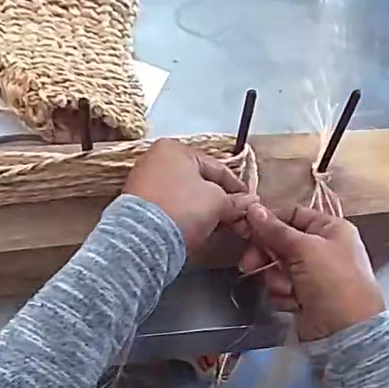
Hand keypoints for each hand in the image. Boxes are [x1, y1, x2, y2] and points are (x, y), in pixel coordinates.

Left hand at [122, 139, 246, 252]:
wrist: (144, 238)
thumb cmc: (183, 209)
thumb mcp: (217, 203)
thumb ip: (235, 201)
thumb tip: (250, 202)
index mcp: (176, 149)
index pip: (218, 167)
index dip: (237, 186)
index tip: (250, 202)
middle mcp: (156, 159)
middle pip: (200, 180)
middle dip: (221, 200)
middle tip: (237, 217)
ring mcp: (144, 181)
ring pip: (186, 194)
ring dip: (205, 208)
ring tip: (221, 224)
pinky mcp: (138, 204)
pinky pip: (171, 205)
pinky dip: (187, 214)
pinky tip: (199, 227)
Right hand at [233, 197, 384, 340]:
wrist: (345, 330)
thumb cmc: (333, 282)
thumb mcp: (304, 248)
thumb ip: (275, 230)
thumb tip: (253, 208)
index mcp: (330, 229)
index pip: (293, 215)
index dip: (270, 222)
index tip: (247, 228)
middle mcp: (322, 248)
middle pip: (281, 243)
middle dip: (267, 256)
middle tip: (251, 264)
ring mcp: (313, 274)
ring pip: (277, 267)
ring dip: (277, 279)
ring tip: (289, 289)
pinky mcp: (304, 296)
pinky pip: (281, 288)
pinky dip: (283, 295)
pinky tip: (294, 303)